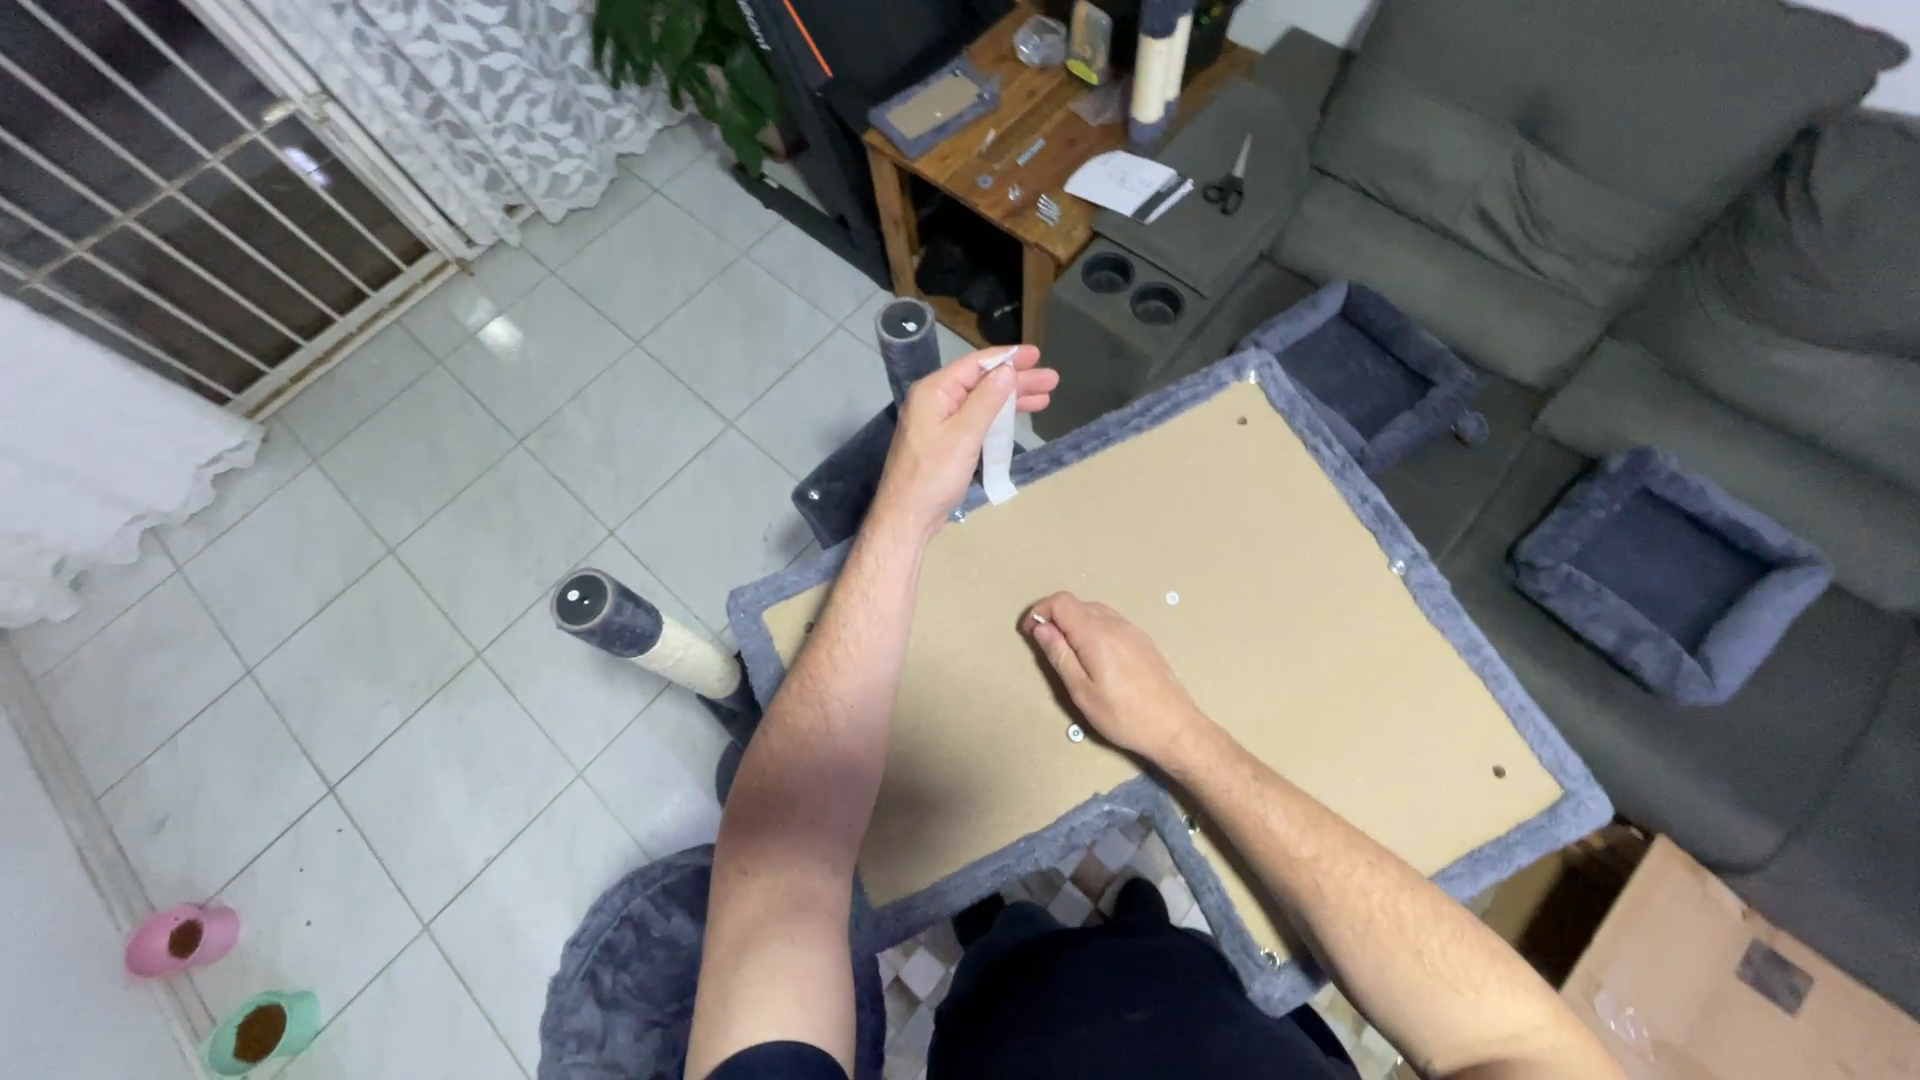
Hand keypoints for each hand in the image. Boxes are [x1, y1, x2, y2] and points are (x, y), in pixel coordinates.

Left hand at [870, 345, 1057, 540]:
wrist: (907, 516)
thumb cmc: (933, 475)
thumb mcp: (964, 435)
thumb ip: (987, 400)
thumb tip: (1008, 370)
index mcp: (934, 391)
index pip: (975, 365)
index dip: (1008, 358)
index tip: (1036, 355)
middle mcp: (934, 401)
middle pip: (981, 382)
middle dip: (1016, 380)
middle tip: (1051, 380)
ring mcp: (938, 422)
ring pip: (980, 402)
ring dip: (1011, 400)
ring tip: (1044, 398)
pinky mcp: (944, 441)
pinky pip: (975, 420)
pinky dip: (997, 418)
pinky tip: (1017, 418)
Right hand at [1023, 592, 1215, 765]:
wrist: (1175, 727)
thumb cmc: (1123, 715)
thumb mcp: (1082, 691)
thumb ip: (1060, 655)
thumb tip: (1041, 628)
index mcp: (1096, 634)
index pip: (1062, 602)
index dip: (1040, 611)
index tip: (1030, 633)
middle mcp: (1116, 624)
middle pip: (1077, 604)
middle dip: (1054, 617)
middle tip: (1044, 644)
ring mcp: (1133, 630)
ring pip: (1095, 611)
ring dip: (1074, 622)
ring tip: (1067, 651)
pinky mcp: (1143, 641)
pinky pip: (1111, 622)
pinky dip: (1093, 628)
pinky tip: (1093, 655)